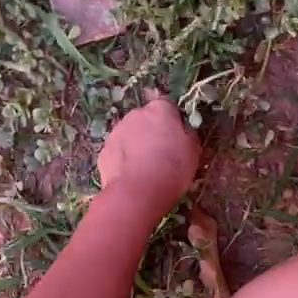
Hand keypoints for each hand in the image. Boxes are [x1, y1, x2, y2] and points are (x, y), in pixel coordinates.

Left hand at [96, 97, 199, 218]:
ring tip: (145, 168)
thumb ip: (187, 134)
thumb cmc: (173, 168)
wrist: (138, 192)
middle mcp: (136, 114)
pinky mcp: (105, 150)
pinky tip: (132, 176)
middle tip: (161, 154)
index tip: (176, 137)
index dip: (172, 121)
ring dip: (137, 145)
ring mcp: (116, 131)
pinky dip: (124, 160)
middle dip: (152, 132)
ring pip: (130, 135)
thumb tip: (182, 130)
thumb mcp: (193, 150)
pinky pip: (118, 151)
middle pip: (146, 119)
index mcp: (160, 110)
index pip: (167, 106)